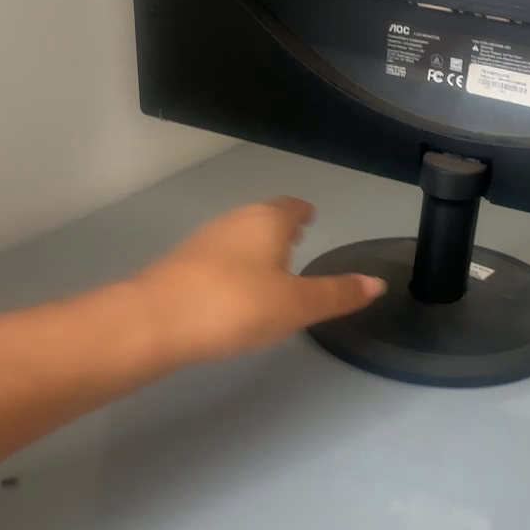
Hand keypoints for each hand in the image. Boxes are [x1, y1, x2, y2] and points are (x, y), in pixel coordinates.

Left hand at [114, 197, 385, 364]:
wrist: (152, 322)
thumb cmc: (236, 305)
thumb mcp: (297, 305)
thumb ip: (337, 294)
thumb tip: (377, 283)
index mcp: (267, 221)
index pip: (292, 207)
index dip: (303, 212)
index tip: (310, 217)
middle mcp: (234, 221)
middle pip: (263, 218)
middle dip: (280, 229)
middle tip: (296, 242)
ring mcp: (202, 241)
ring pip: (238, 237)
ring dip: (255, 248)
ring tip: (269, 270)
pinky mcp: (178, 265)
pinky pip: (217, 258)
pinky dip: (232, 267)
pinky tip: (233, 292)